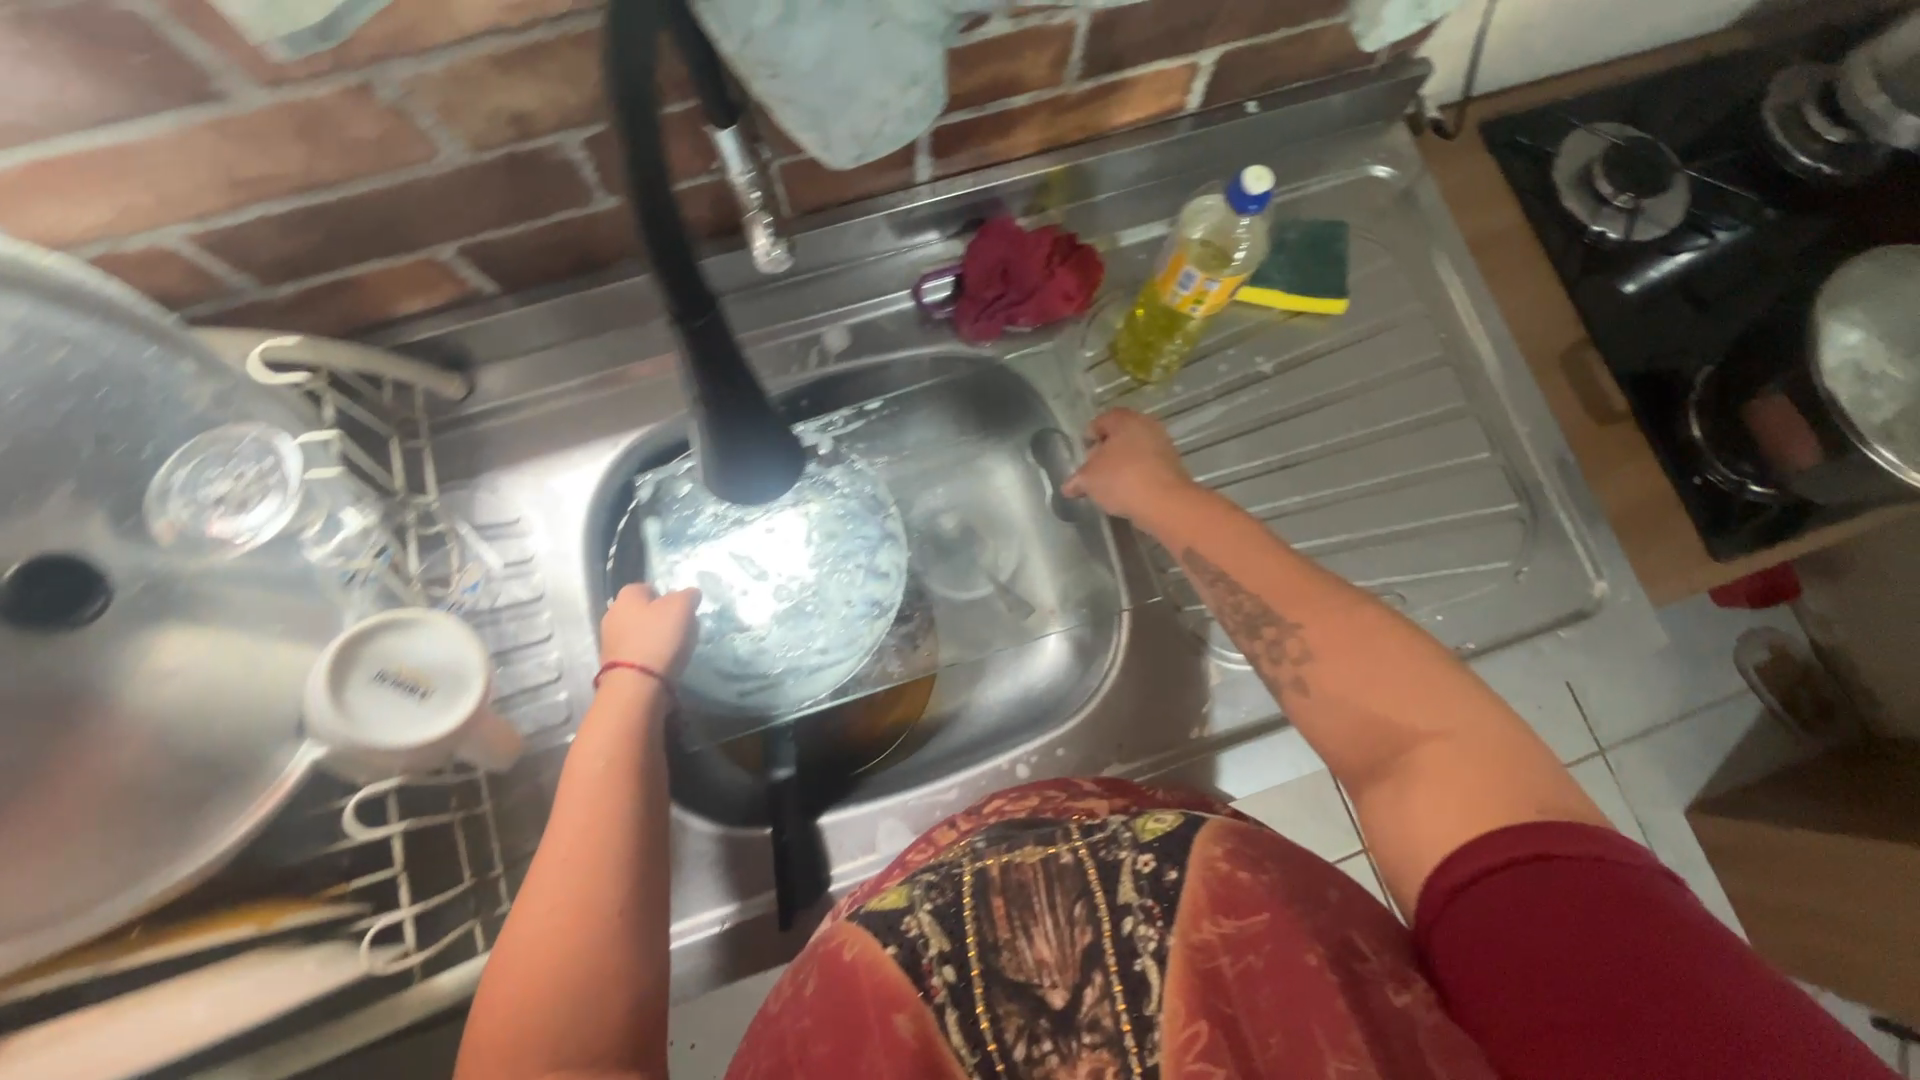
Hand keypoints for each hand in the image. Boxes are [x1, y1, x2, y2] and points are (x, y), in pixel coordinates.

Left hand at [601, 583, 700, 680]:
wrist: (637, 683)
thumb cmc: (658, 637)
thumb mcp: (681, 607)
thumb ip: (687, 595)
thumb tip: (690, 593)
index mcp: (626, 596)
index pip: (648, 587)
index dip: (666, 596)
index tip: (681, 610)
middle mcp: (612, 613)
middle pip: (643, 610)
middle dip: (661, 617)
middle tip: (681, 628)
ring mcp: (610, 639)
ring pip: (639, 631)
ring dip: (655, 637)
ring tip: (675, 648)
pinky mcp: (613, 662)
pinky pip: (636, 651)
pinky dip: (648, 654)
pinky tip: (662, 662)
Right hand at [1061, 408, 1199, 524]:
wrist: (1165, 502)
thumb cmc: (1121, 479)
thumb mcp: (1088, 479)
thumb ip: (1077, 480)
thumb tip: (1068, 486)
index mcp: (1124, 420)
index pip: (1102, 420)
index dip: (1090, 435)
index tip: (1083, 450)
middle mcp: (1146, 426)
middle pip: (1121, 435)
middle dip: (1106, 450)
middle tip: (1094, 467)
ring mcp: (1163, 445)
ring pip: (1136, 450)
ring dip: (1123, 463)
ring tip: (1110, 483)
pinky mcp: (1173, 466)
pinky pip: (1148, 466)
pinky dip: (1137, 474)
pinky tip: (1128, 491)